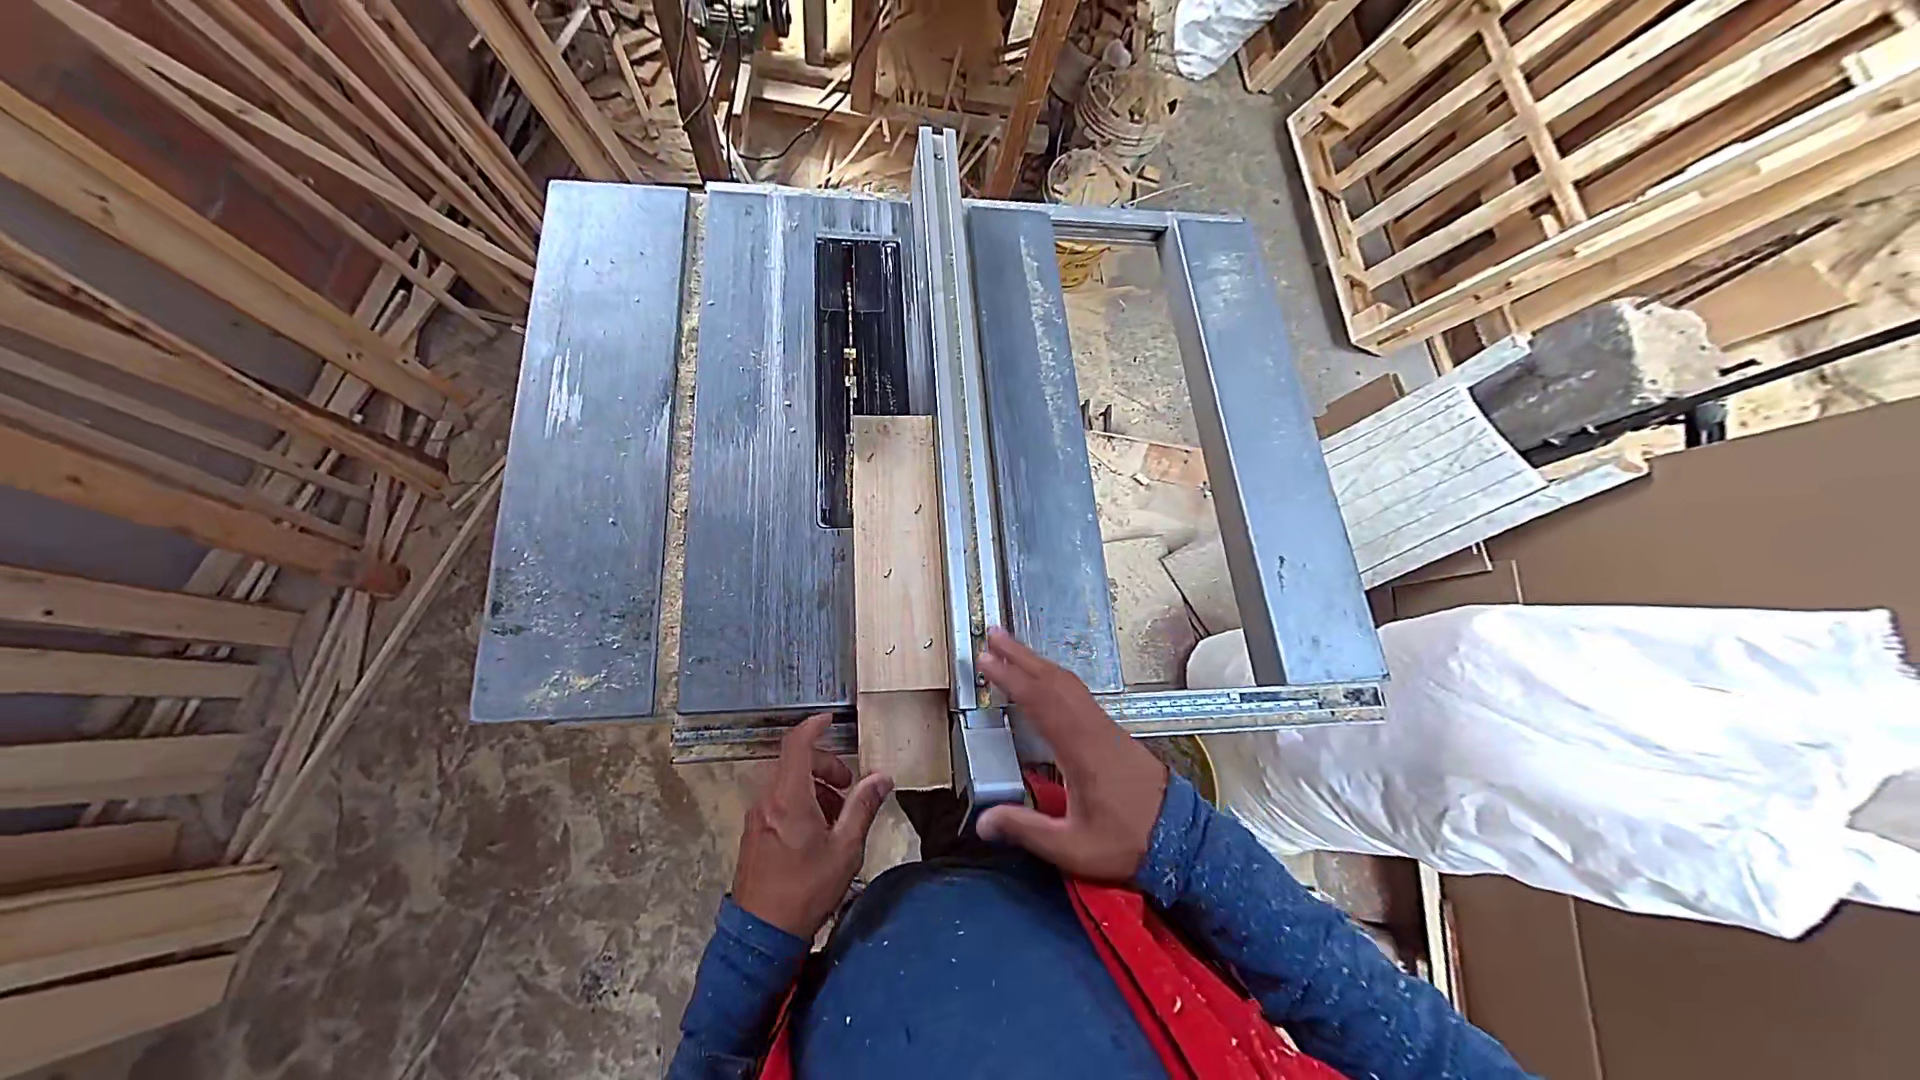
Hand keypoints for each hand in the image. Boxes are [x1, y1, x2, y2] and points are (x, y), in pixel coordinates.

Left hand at [731, 713, 893, 938]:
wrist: (762, 935)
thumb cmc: (806, 890)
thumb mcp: (845, 849)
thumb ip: (863, 807)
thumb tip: (882, 778)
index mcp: (789, 798)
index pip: (797, 745)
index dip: (814, 726)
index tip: (831, 719)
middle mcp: (767, 800)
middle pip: (795, 762)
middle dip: (825, 765)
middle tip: (849, 785)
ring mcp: (757, 817)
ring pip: (787, 782)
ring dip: (815, 785)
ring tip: (838, 814)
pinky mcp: (754, 833)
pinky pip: (778, 800)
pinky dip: (801, 800)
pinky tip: (818, 829)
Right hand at [974, 628, 1168, 881]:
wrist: (1182, 839)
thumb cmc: (1130, 841)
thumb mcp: (1073, 847)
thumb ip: (1026, 829)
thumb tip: (984, 820)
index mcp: (1082, 751)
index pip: (1041, 701)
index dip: (1011, 677)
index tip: (987, 659)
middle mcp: (1094, 730)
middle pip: (1054, 680)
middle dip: (1021, 655)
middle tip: (993, 635)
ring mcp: (1105, 727)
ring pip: (1068, 682)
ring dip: (1037, 661)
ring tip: (1011, 648)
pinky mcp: (1111, 732)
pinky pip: (1078, 692)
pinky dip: (1054, 676)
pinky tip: (1044, 678)